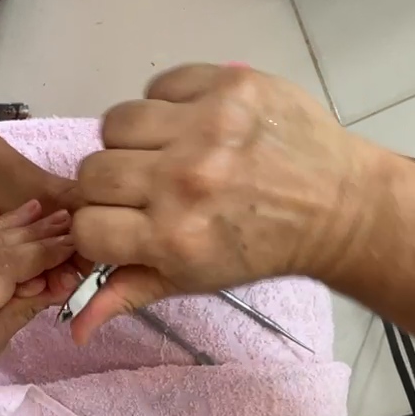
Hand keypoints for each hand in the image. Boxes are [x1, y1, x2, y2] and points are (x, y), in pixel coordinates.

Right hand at [68, 64, 393, 341]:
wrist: (339, 206)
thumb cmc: (257, 250)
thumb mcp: (189, 280)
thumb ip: (126, 294)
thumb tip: (75, 331)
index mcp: (172, 238)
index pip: (85, 227)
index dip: (95, 228)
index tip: (119, 225)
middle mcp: (184, 181)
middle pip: (92, 172)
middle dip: (109, 185)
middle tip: (142, 189)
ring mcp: (207, 128)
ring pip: (115, 123)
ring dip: (130, 140)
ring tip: (162, 152)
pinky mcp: (229, 86)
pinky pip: (159, 85)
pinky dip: (166, 104)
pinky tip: (189, 125)